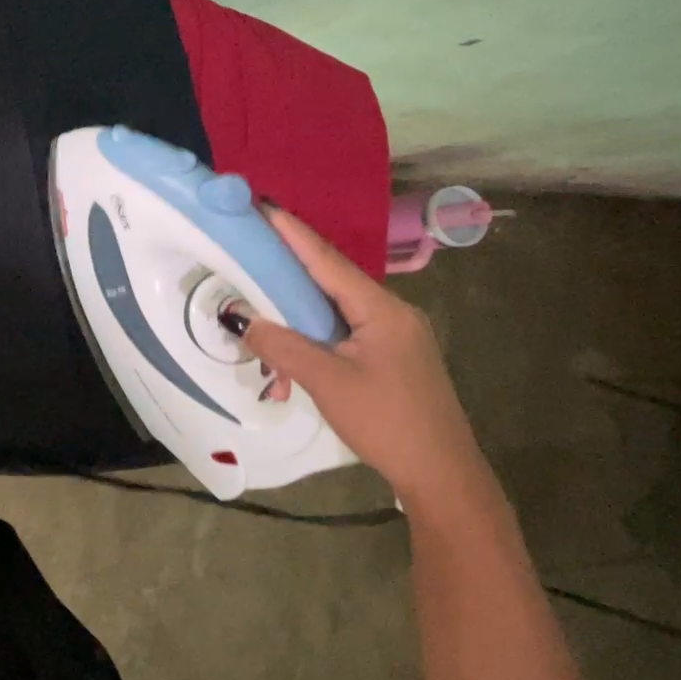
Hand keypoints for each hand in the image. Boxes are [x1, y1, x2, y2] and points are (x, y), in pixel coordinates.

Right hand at [233, 206, 490, 506]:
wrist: (441, 474)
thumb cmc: (387, 420)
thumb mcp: (326, 381)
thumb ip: (281, 346)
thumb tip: (239, 318)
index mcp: (381, 310)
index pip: (326, 261)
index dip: (292, 233)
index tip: (262, 205)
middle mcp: (389, 314)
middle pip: (327, 280)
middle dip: (285, 265)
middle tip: (246, 244)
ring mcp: (390, 337)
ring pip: (330, 310)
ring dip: (291, 311)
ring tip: (255, 303)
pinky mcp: (386, 359)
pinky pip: (337, 332)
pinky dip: (306, 336)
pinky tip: (284, 353)